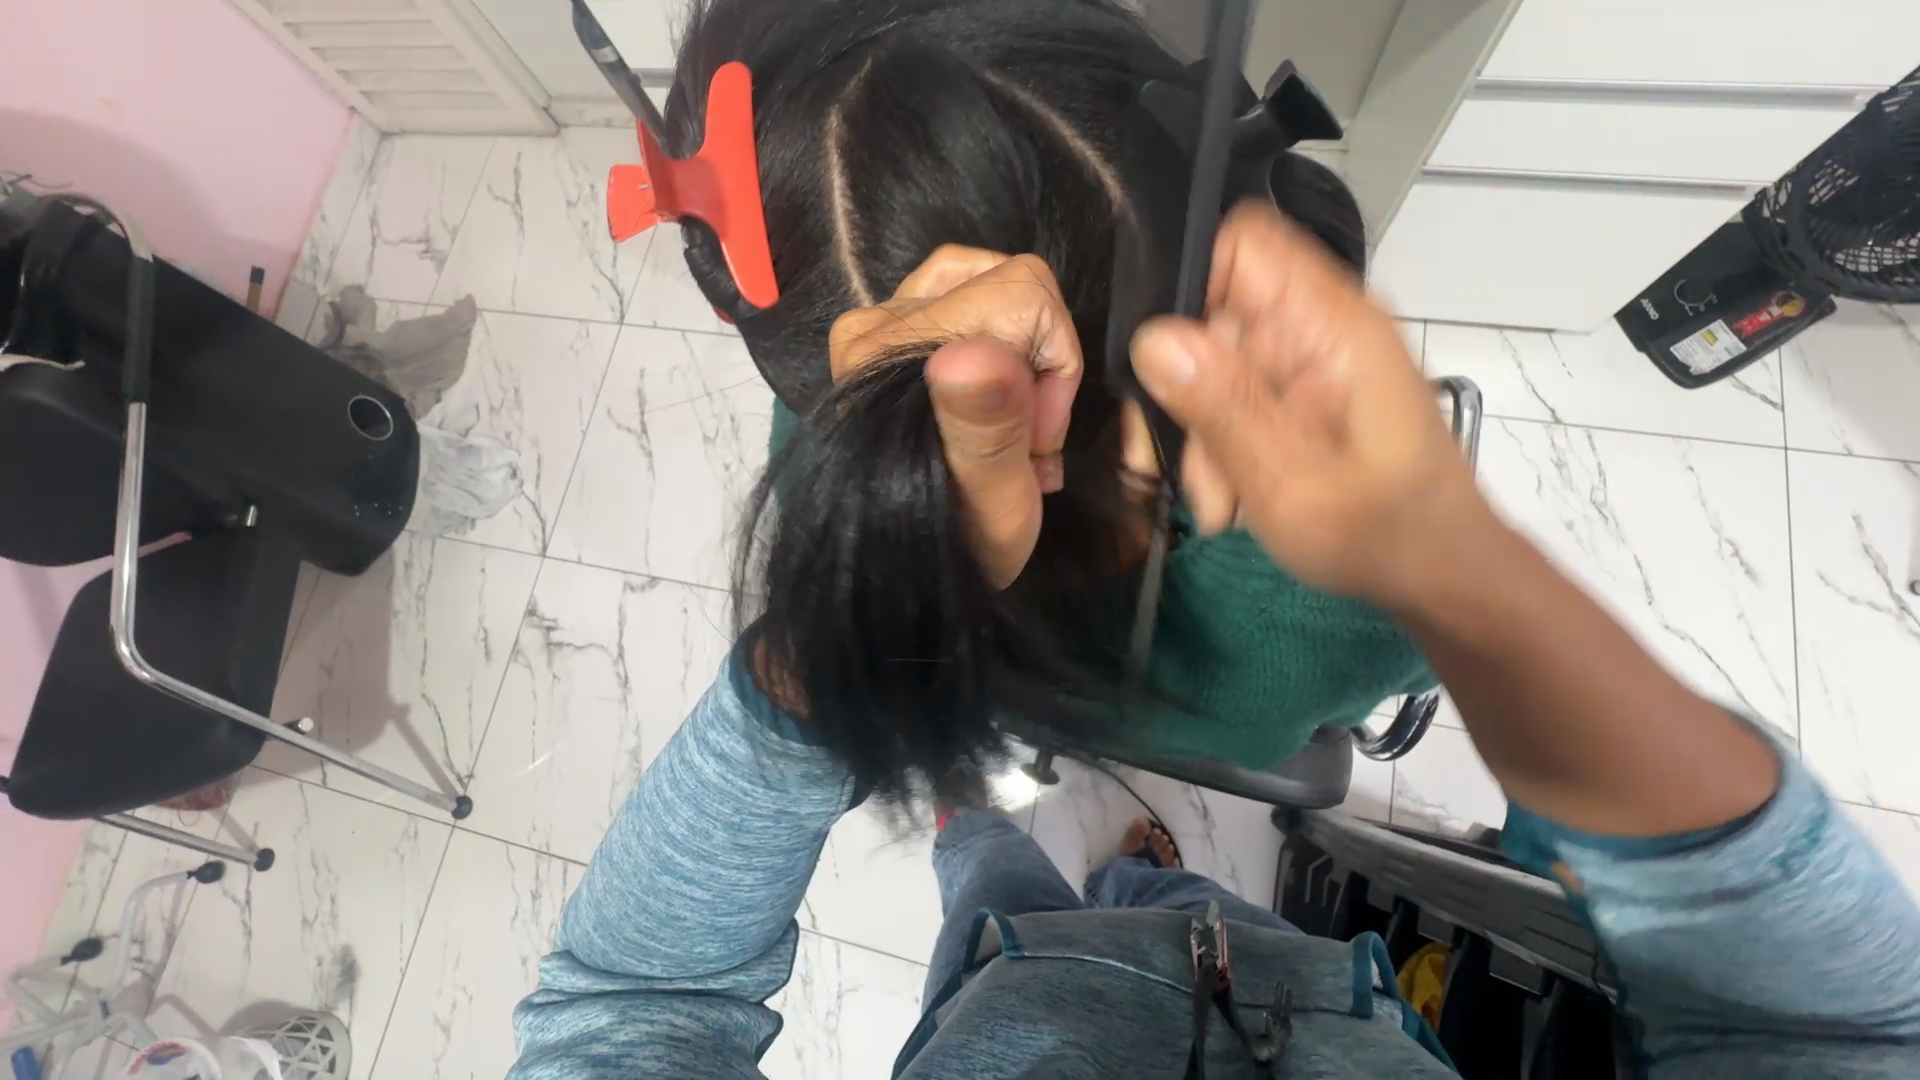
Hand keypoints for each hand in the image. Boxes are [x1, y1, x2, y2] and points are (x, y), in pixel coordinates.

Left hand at [830, 246, 1082, 587]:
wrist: (919, 571)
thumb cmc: (961, 542)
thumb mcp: (986, 499)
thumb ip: (984, 426)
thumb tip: (979, 352)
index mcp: (892, 353)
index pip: (1024, 296)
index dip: (1056, 366)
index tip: (1038, 440)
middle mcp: (876, 324)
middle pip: (1010, 283)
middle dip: (1041, 365)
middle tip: (1028, 440)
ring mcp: (882, 326)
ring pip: (989, 280)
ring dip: (1023, 353)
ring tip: (1017, 422)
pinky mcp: (894, 336)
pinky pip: (968, 295)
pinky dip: (1003, 343)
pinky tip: (1001, 401)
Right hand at [1131, 203, 1495, 608]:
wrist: (1434, 573)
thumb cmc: (1381, 534)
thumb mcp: (1290, 482)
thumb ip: (1224, 408)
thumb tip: (1152, 338)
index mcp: (1330, 326)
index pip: (1242, 246)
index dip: (1186, 283)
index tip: (1154, 363)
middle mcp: (1316, 328)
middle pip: (1210, 315)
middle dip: (1178, 388)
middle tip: (1171, 466)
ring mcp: (1304, 362)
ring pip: (1209, 365)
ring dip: (1194, 433)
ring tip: (1216, 502)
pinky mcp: (1295, 395)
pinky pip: (1229, 397)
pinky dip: (1213, 446)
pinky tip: (1228, 497)